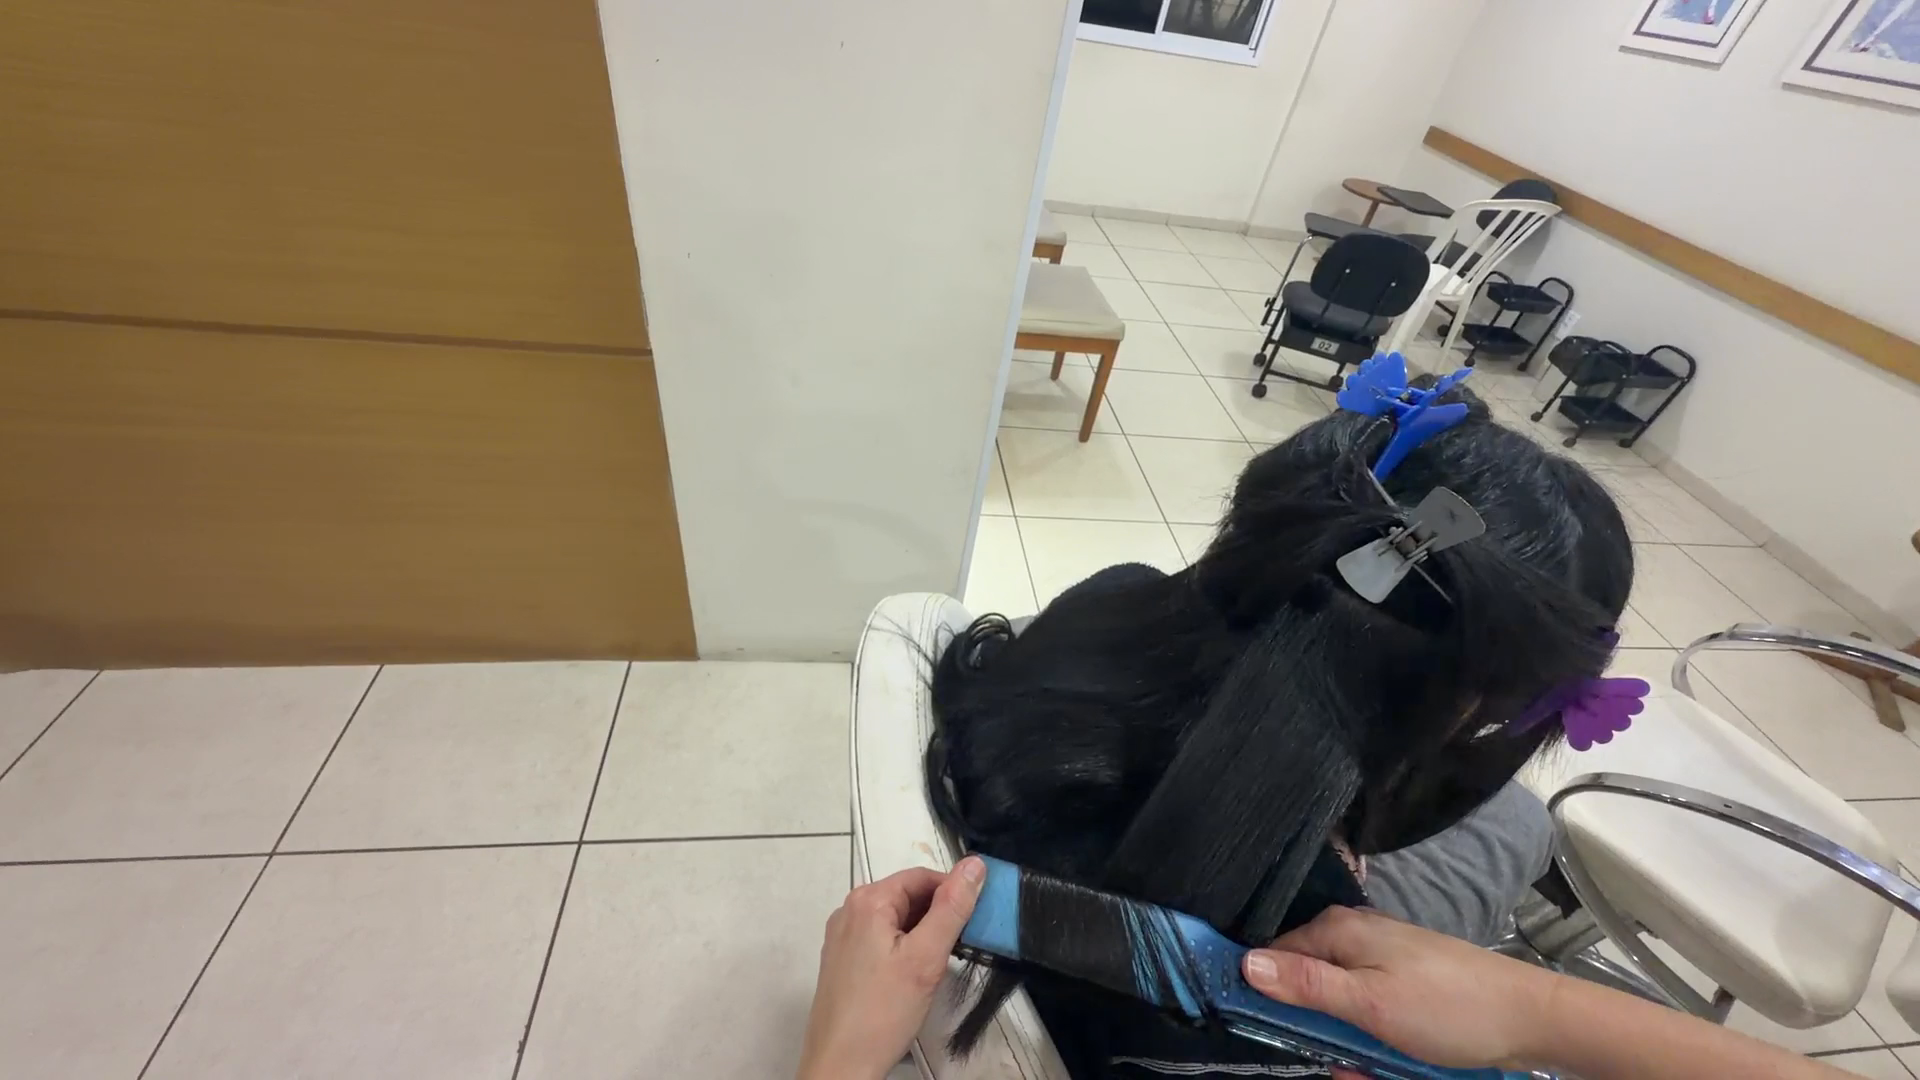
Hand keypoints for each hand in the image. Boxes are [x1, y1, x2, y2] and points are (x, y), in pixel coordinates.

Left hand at [796, 857, 984, 1079]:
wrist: (840, 1069)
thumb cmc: (883, 1011)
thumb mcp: (925, 958)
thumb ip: (952, 908)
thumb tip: (974, 864)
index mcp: (868, 899)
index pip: (922, 877)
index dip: (952, 893)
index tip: (974, 919)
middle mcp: (850, 909)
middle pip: (907, 897)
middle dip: (937, 916)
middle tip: (958, 947)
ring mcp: (843, 936)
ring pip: (895, 920)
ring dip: (922, 934)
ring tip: (938, 964)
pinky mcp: (842, 960)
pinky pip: (881, 939)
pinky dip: (903, 948)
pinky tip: (913, 975)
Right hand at [1241, 906, 1559, 1073]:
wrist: (1532, 1016)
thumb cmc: (1445, 1009)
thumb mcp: (1370, 1004)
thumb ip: (1307, 984)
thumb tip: (1244, 962)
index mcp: (1333, 929)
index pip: (1273, 957)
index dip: (1268, 995)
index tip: (1277, 1035)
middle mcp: (1350, 930)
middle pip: (1306, 978)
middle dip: (1316, 1025)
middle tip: (1341, 1062)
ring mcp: (1378, 949)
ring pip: (1338, 995)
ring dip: (1347, 1035)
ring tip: (1372, 1067)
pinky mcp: (1402, 970)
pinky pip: (1367, 1000)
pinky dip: (1371, 1030)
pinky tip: (1390, 1056)